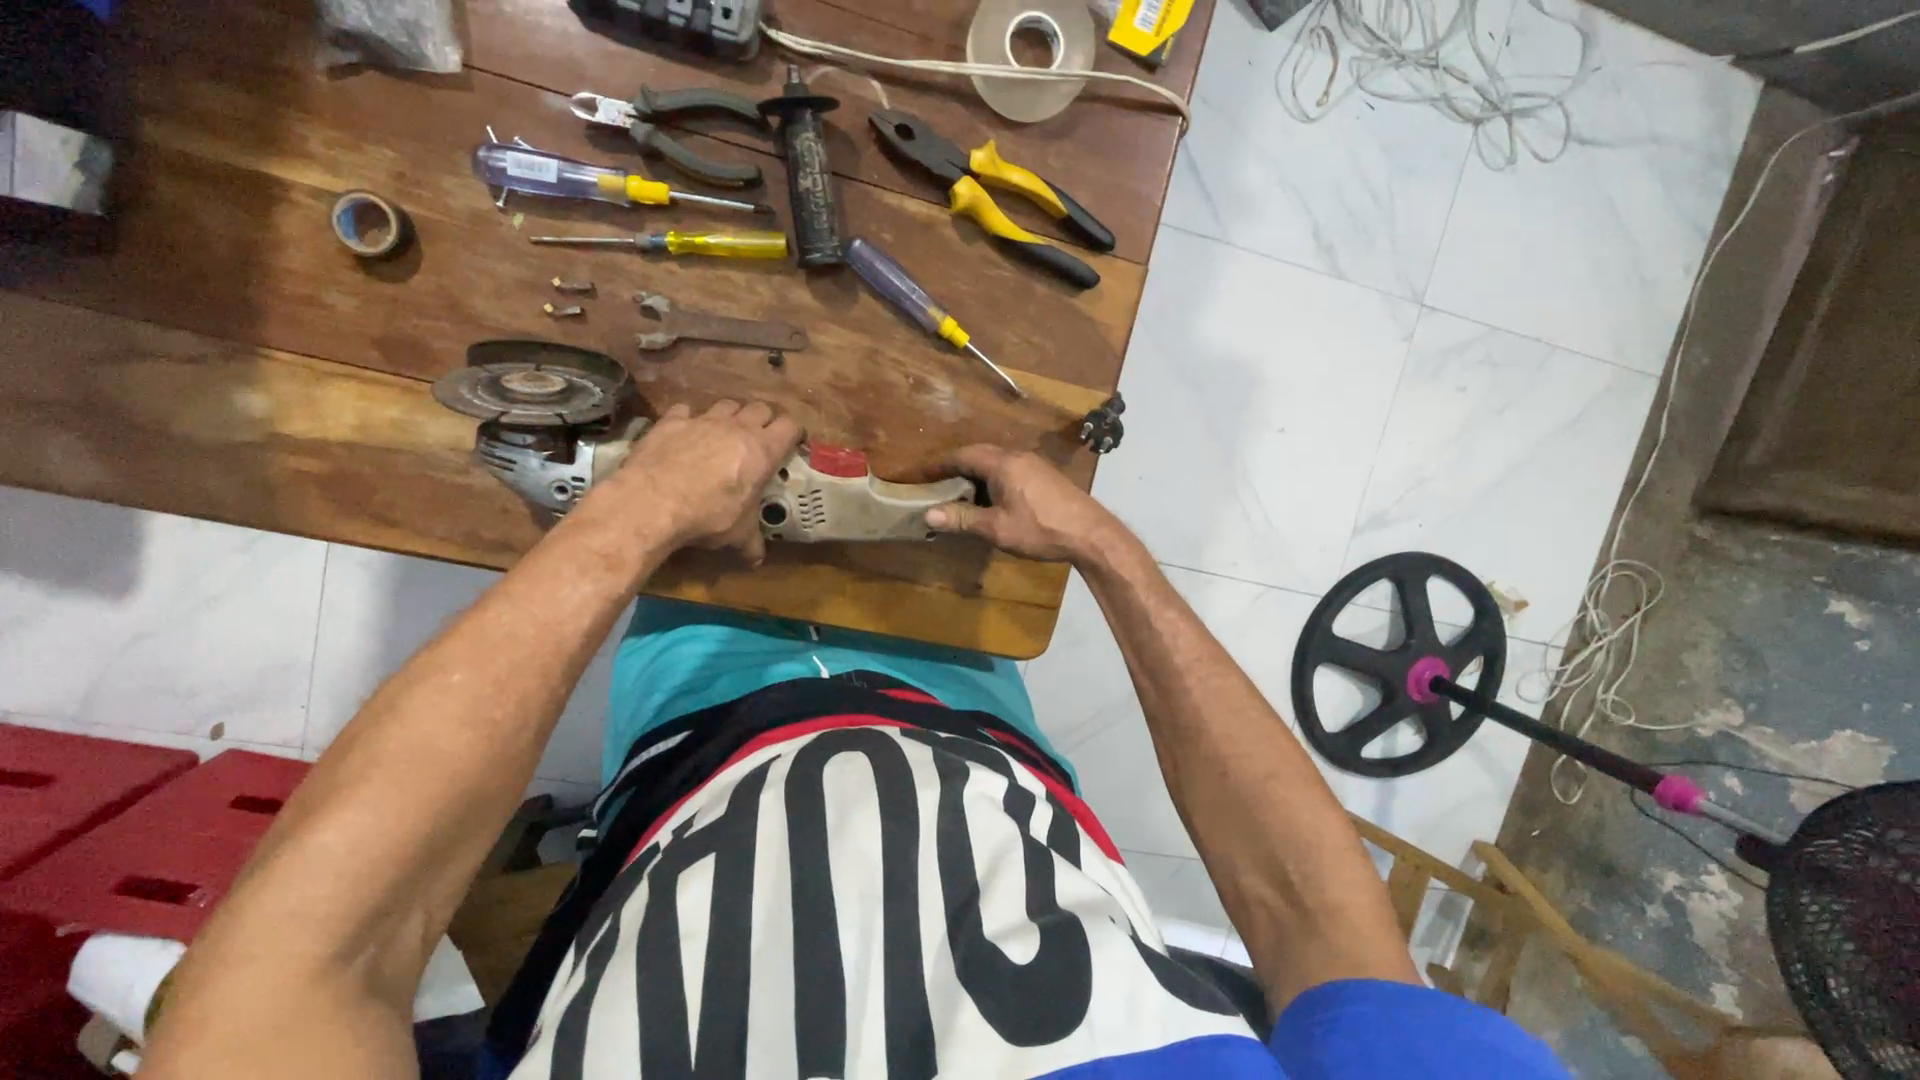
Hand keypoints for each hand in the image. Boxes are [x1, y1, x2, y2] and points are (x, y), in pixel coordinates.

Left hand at [601, 400, 802, 562]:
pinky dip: (688, 419)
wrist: (653, 502)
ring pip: (726, 404)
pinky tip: (684, 433)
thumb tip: (757, 560)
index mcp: (762, 451)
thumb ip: (751, 542)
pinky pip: (685, 410)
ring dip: (730, 416)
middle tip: (758, 439)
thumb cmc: (708, 516)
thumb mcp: (737, 534)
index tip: (790, 444)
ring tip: (723, 433)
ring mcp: (703, 420)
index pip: (790, 426)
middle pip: (761, 408)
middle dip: (762, 421)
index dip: (792, 433)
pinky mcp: (672, 420)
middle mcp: (737, 428)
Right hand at [925, 445, 1131, 563]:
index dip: (939, 464)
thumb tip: (928, 514)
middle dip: (956, 467)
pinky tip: (990, 498)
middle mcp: (1018, 457)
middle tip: (936, 483)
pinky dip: (992, 479)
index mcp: (1003, 464)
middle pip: (979, 454)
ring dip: (975, 474)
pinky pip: (1010, 470)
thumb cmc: (1041, 529)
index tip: (920, 475)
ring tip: (958, 492)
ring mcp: (1034, 465)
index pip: (963, 455)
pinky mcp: (1045, 477)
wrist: (1091, 534)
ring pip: (996, 462)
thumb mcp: (997, 528)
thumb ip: (963, 519)